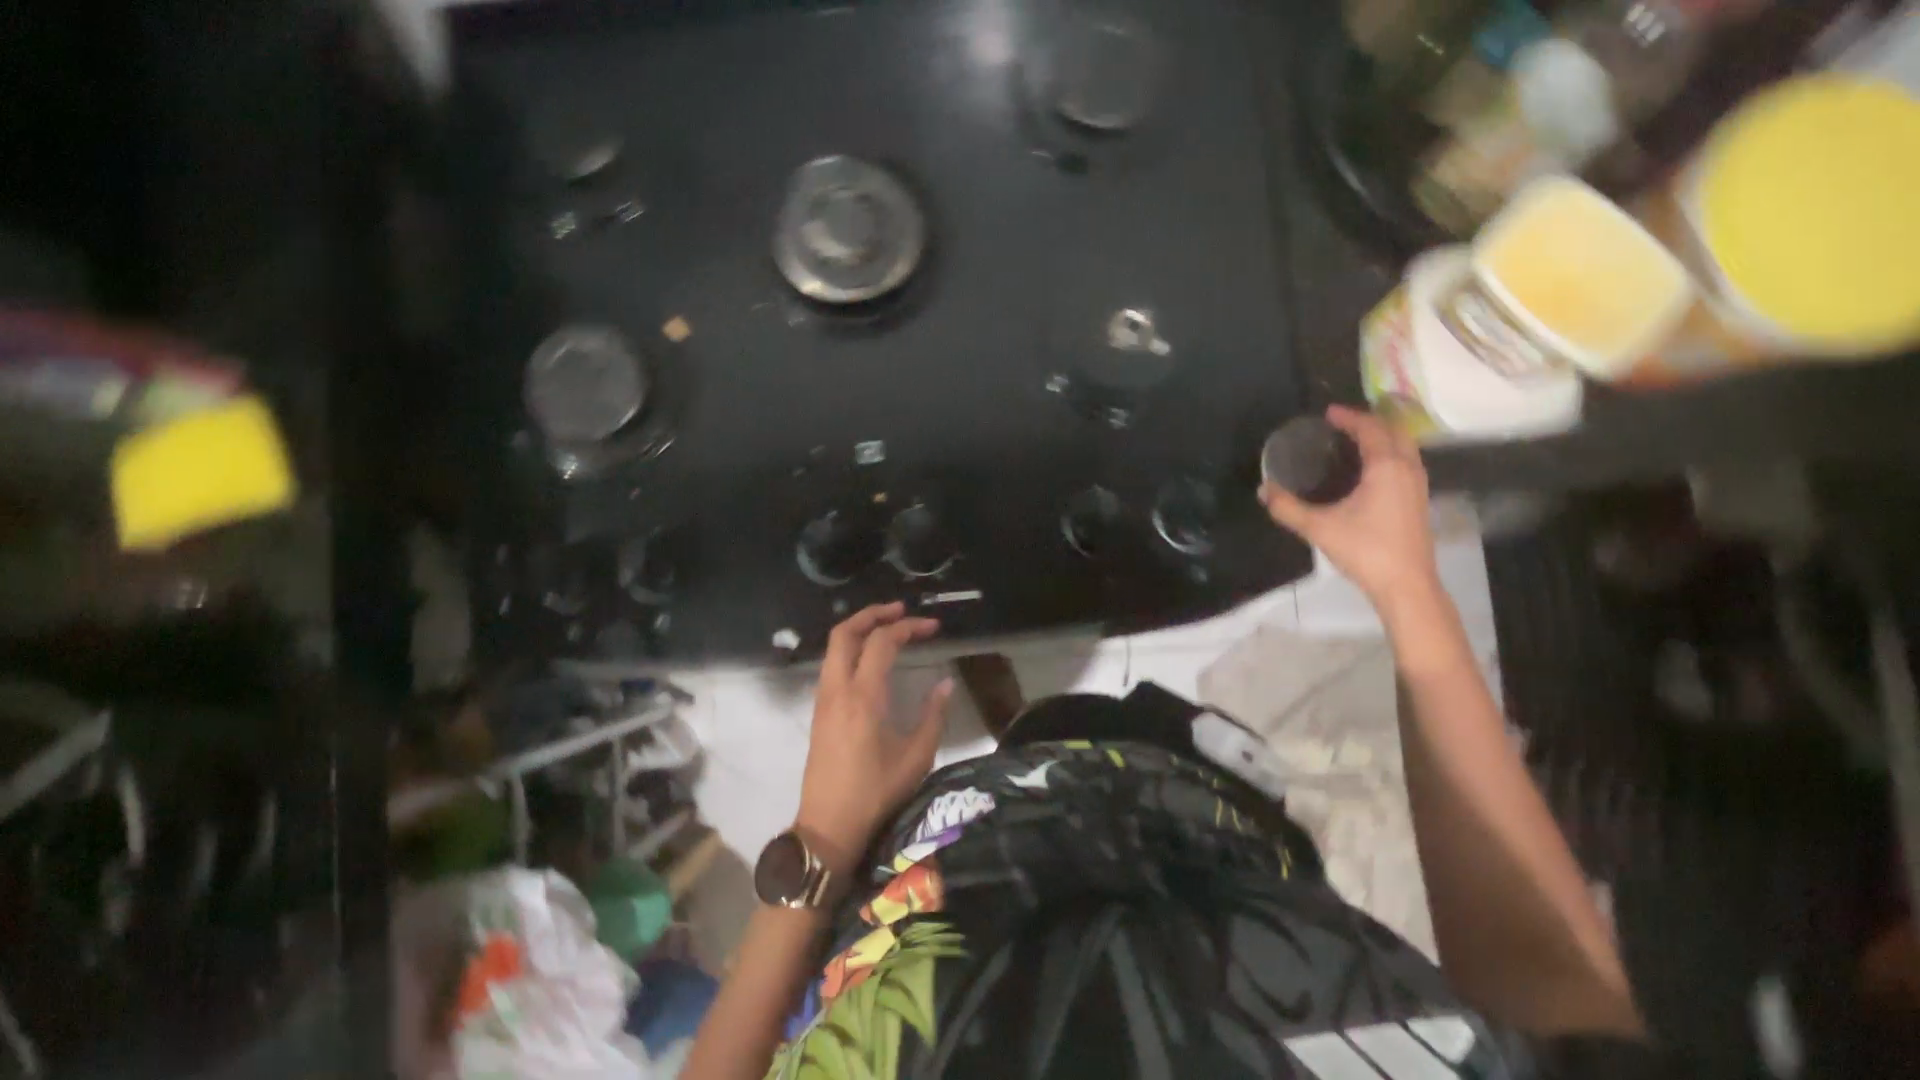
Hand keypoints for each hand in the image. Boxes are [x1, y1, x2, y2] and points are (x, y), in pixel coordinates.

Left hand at [795, 602, 952, 875]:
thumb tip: (944, 683)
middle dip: (873, 614)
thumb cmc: (876, 793)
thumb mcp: (916, 757)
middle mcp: (837, 690)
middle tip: (901, 611)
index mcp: (862, 697)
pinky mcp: (818, 712)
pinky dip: (850, 650)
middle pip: (845, 633)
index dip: (907, 627)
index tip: (932, 626)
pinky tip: (870, 660)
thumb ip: (933, 716)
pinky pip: (831, 665)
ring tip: (888, 628)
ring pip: (833, 648)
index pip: (881, 642)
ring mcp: (822, 700)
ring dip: (859, 630)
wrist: (828, 826)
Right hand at [1259, 405, 1438, 606]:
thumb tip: (1264, 490)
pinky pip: (1407, 463)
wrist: (1406, 585)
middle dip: (1371, 421)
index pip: (1370, 429)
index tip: (1328, 413)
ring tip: (1357, 441)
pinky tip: (1372, 470)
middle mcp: (1407, 469)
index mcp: (1386, 466)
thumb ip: (1288, 508)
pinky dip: (1391, 454)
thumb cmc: (1365, 551)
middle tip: (1344, 423)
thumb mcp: (1319, 528)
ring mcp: (1418, 485)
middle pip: (1395, 431)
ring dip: (1384, 437)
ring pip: (1405, 447)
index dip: (1349, 417)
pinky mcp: (1419, 501)